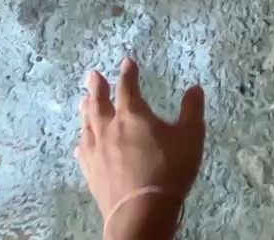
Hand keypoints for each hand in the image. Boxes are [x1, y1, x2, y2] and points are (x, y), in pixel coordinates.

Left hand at [75, 58, 205, 239]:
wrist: (141, 213)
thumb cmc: (169, 169)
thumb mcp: (190, 135)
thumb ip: (192, 110)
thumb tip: (194, 88)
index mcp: (133, 115)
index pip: (127, 87)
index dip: (127, 73)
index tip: (126, 61)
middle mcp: (110, 130)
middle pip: (99, 104)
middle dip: (96, 87)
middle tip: (91, 75)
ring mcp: (97, 153)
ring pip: (87, 126)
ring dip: (85, 111)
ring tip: (82, 102)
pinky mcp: (92, 174)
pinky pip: (83, 154)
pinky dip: (81, 144)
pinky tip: (79, 144)